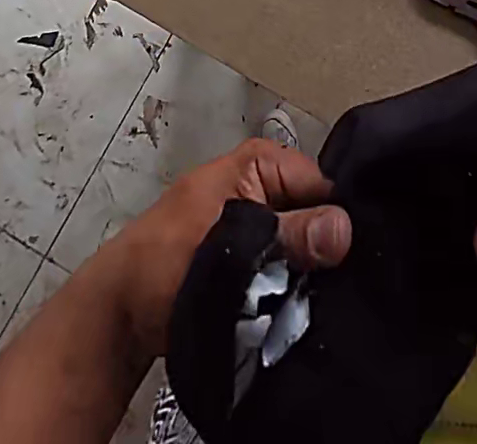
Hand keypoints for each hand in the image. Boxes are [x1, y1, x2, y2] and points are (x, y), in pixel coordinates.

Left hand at [92, 139, 351, 362]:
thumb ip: (287, 234)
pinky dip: (300, 290)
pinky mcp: (260, 259)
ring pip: (310, 248)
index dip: (340, 222)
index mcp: (262, 163)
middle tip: (346, 292)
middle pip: (320, 216)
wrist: (121, 313)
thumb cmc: (163, 264)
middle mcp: (269, 187)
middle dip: (331, 252)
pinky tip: (311, 311)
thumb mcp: (227, 245)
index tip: (355, 262)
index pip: (323, 185)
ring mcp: (264, 226)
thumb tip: (345, 228)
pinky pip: (294, 269)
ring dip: (316, 277)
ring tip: (330, 307)